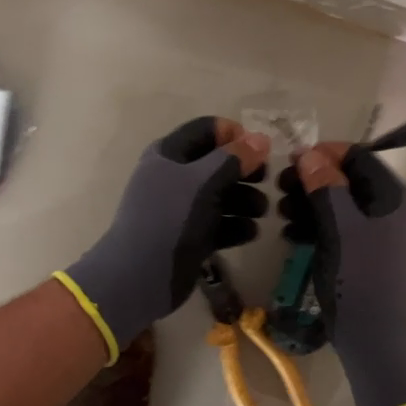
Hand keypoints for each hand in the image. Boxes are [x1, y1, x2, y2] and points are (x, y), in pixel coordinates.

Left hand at [59, 117, 269, 360]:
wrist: (140, 275)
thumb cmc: (170, 218)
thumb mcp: (203, 181)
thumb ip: (234, 158)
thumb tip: (261, 139)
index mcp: (169, 153)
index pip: (206, 130)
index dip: (234, 135)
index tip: (259, 149)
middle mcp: (174, 176)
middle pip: (218, 163)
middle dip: (244, 170)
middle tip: (265, 180)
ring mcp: (182, 208)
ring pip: (221, 195)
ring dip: (244, 200)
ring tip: (262, 211)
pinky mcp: (190, 236)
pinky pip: (219, 224)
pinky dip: (235, 225)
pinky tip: (250, 232)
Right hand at [280, 144, 405, 405]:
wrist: (378, 340)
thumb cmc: (360, 277)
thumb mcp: (341, 227)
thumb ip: (326, 186)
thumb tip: (309, 153)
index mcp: (395, 196)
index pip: (358, 155)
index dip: (324, 153)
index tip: (290, 161)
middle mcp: (393, 208)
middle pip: (348, 178)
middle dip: (313, 179)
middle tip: (280, 187)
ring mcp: (382, 233)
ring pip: (342, 204)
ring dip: (311, 203)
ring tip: (281, 212)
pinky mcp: (369, 255)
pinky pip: (342, 227)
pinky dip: (318, 225)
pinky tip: (292, 234)